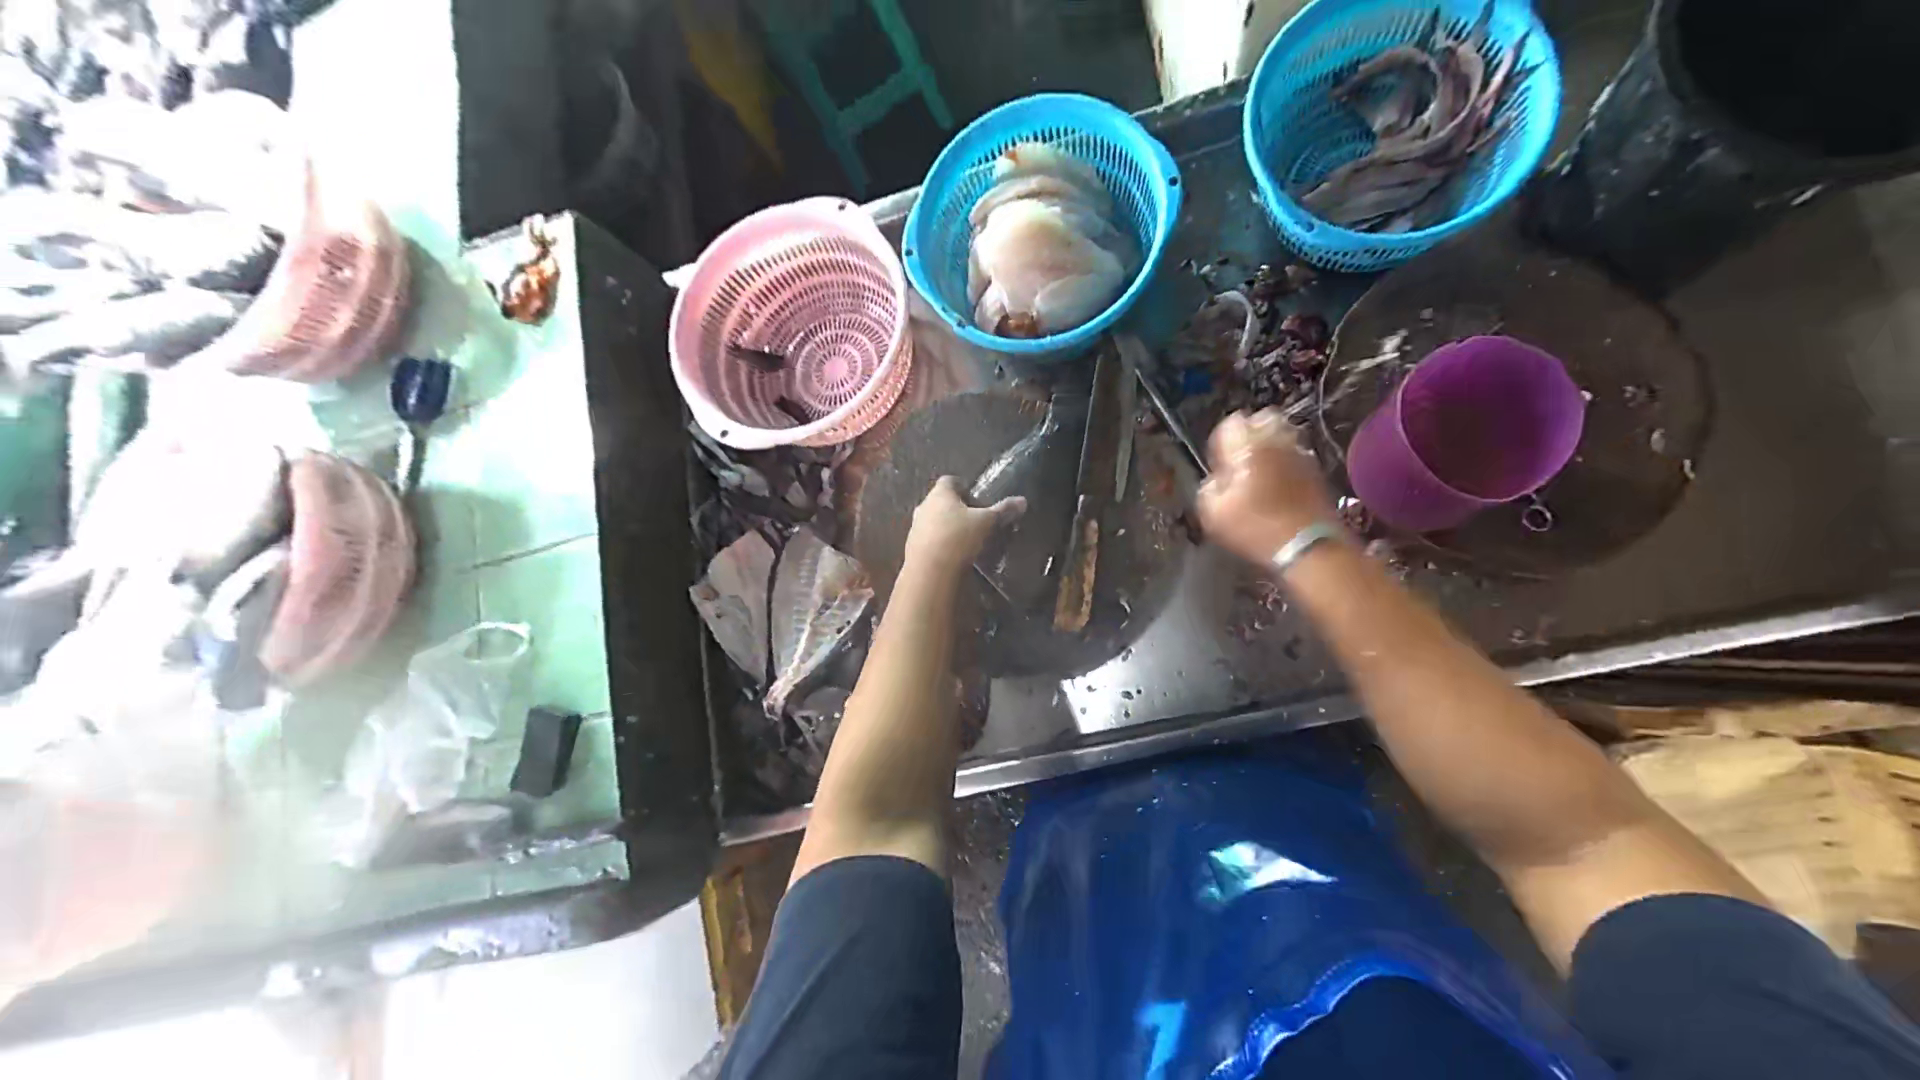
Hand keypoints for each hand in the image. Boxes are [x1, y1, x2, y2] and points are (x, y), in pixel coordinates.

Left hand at [904, 477, 1025, 577]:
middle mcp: (924, 506)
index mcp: (940, 493)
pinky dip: (941, 544)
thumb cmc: (958, 537)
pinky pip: (929, 540)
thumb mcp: (986, 523)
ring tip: (966, 541)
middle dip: (957, 509)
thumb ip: (1003, 511)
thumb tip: (1022, 501)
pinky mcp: (912, 548)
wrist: (929, 571)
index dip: (964, 487)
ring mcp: (915, 528)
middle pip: (941, 502)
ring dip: (947, 528)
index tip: (977, 500)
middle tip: (975, 521)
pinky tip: (954, 556)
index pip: (950, 481)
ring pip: (934, 521)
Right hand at [1197, 409, 1338, 564]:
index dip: (1221, 442)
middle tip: (1241, 459)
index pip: (1230, 424)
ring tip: (1260, 471)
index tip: (1219, 463)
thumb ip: (1208, 488)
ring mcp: (1301, 454)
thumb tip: (1217, 480)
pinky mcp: (1317, 471)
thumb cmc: (1255, 528)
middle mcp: (1277, 441)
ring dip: (1270, 447)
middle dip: (1250, 434)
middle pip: (1263, 419)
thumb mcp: (1213, 513)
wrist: (1308, 546)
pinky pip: (1296, 455)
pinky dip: (1285, 463)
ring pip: (1283, 435)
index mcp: (1248, 446)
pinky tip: (1279, 485)